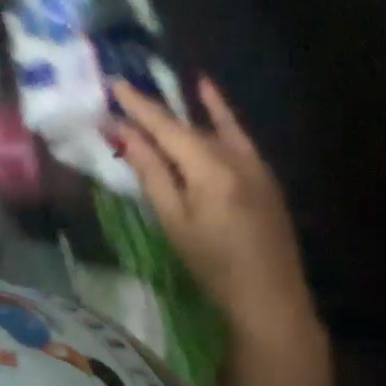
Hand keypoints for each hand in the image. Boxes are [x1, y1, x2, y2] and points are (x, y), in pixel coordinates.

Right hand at [108, 78, 319, 342]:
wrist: (272, 302)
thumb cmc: (214, 265)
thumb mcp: (173, 219)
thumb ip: (150, 169)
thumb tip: (122, 130)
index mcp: (209, 168)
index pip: (165, 125)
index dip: (137, 104)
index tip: (112, 83)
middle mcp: (233, 155)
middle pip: (183, 126)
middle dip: (150, 113)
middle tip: (118, 100)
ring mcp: (252, 162)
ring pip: (205, 129)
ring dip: (176, 115)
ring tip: (147, 97)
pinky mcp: (262, 172)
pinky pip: (234, 132)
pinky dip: (218, 111)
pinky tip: (204, 87)